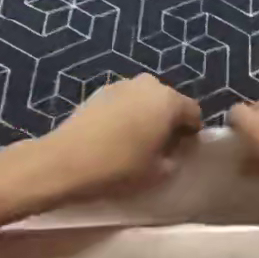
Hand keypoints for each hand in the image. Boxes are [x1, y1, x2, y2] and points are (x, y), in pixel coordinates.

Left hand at [0, 75, 201, 206]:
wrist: (64, 162)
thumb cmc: (119, 167)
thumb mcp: (158, 172)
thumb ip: (175, 157)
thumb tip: (173, 148)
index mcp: (169, 101)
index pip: (193, 113)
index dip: (191, 132)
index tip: (181, 151)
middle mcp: (149, 85)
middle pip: (169, 102)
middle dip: (168, 121)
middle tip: (158, 147)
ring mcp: (122, 84)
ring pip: (145, 100)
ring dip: (146, 115)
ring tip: (133, 141)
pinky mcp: (100, 91)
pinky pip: (124, 101)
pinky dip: (125, 114)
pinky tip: (113, 135)